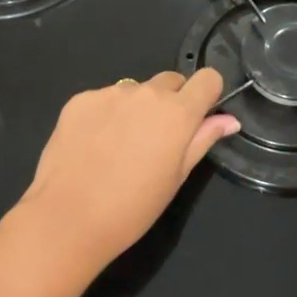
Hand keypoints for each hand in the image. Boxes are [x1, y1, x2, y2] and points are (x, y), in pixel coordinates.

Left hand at [12, 70, 239, 273]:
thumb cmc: (132, 207)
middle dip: (171, 102)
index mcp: (177, 112)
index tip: (198, 116)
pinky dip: (106, 115)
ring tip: (119, 148)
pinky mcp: (79, 100)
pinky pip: (104, 99)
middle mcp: (146, 93)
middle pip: (171, 81)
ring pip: (135, 90)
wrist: (68, 219)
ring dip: (137, 109)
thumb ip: (203, 140)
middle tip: (157, 140)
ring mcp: (110, 93)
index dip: (207, 94)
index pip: (207, 78)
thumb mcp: (177, 178)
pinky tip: (94, 146)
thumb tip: (229, 120)